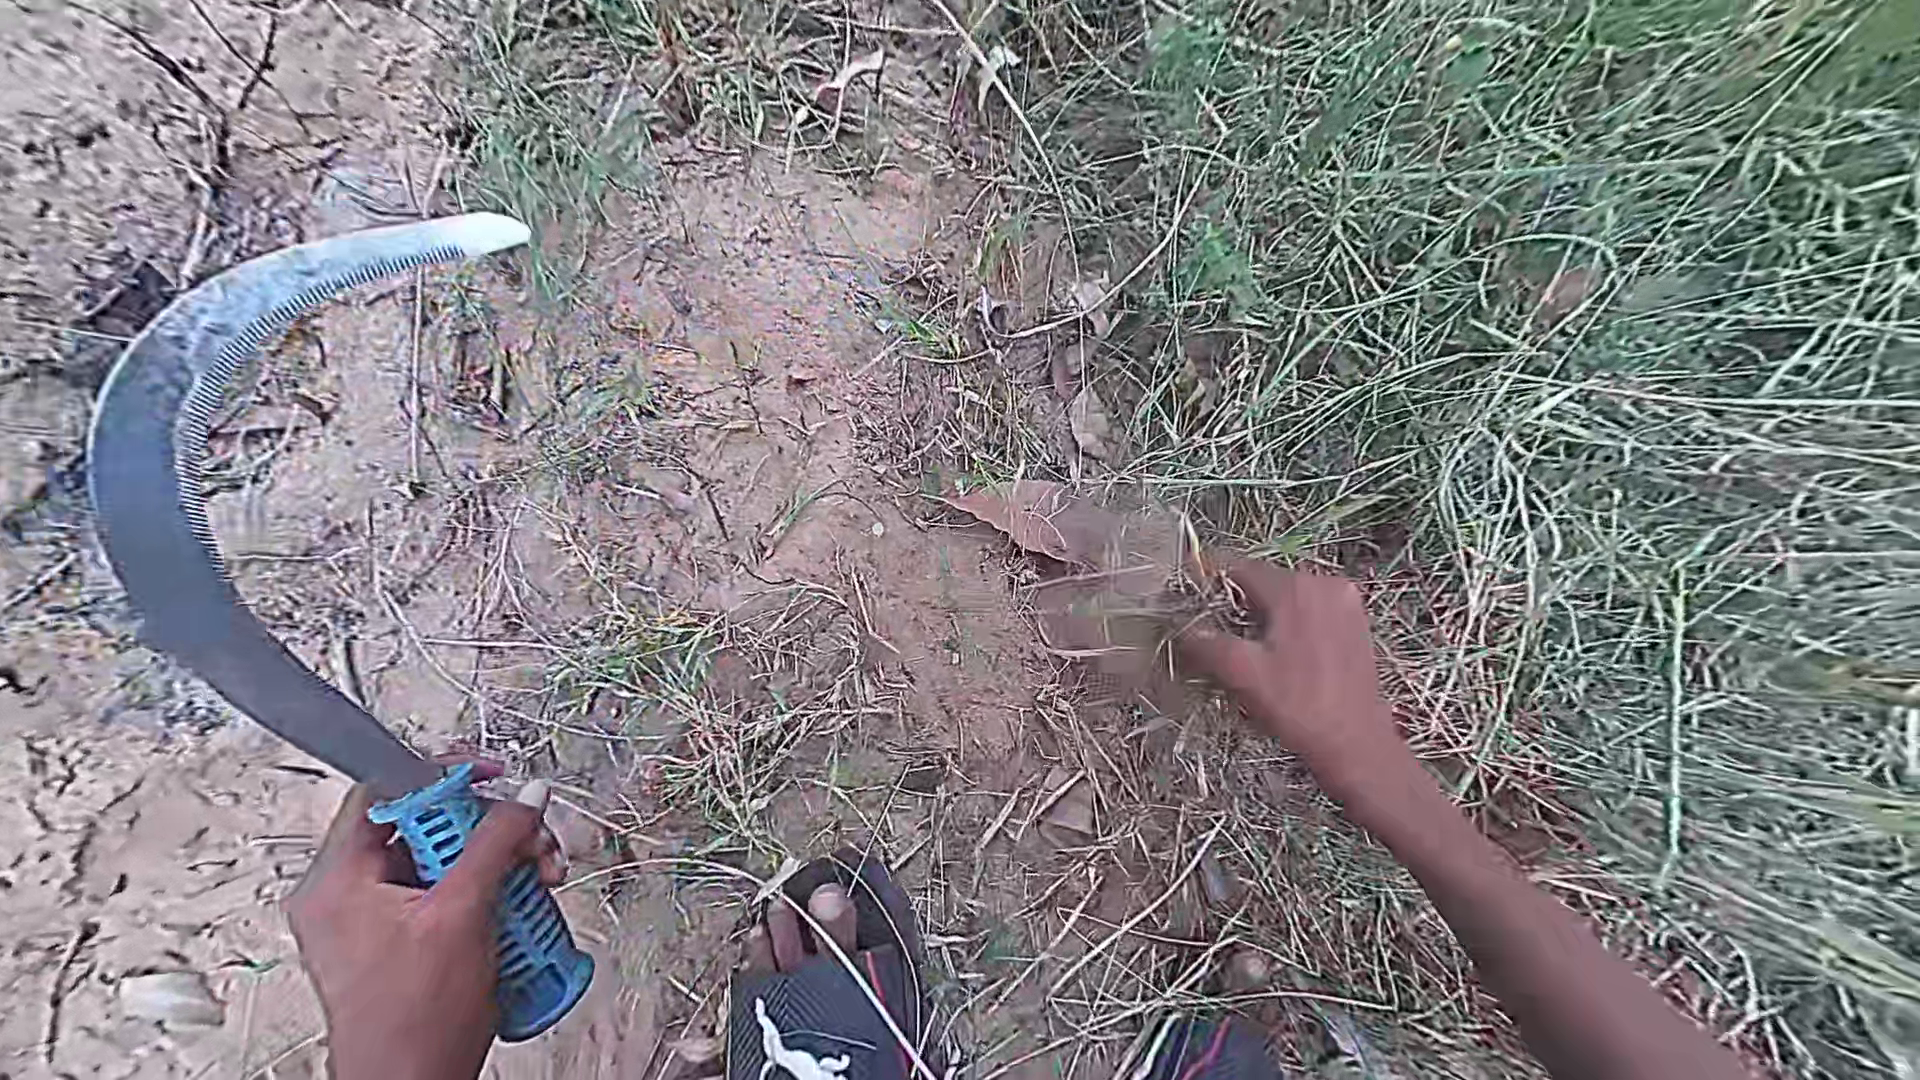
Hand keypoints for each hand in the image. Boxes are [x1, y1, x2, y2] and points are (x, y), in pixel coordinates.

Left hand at [287, 773, 564, 1079]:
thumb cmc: (418, 1012)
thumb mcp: (462, 911)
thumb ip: (499, 841)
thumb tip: (533, 791)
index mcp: (340, 881)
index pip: (383, 793)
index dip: (438, 772)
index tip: (490, 774)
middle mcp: (359, 887)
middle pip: (435, 820)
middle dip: (497, 824)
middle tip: (534, 839)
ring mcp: (391, 905)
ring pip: (461, 846)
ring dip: (513, 851)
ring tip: (545, 871)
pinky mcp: (422, 920)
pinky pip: (468, 874)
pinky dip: (506, 874)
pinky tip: (535, 888)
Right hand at [1179, 560, 1406, 785]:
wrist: (1357, 748)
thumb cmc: (1298, 707)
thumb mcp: (1240, 672)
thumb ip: (1202, 641)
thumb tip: (1176, 627)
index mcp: (1296, 589)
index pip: (1237, 567)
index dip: (1206, 583)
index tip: (1186, 603)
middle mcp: (1326, 584)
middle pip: (1261, 580)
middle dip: (1233, 603)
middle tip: (1213, 633)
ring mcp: (1346, 603)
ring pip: (1283, 597)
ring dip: (1259, 614)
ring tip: (1245, 647)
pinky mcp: (1355, 623)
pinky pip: (1306, 610)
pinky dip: (1285, 623)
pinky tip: (1277, 653)